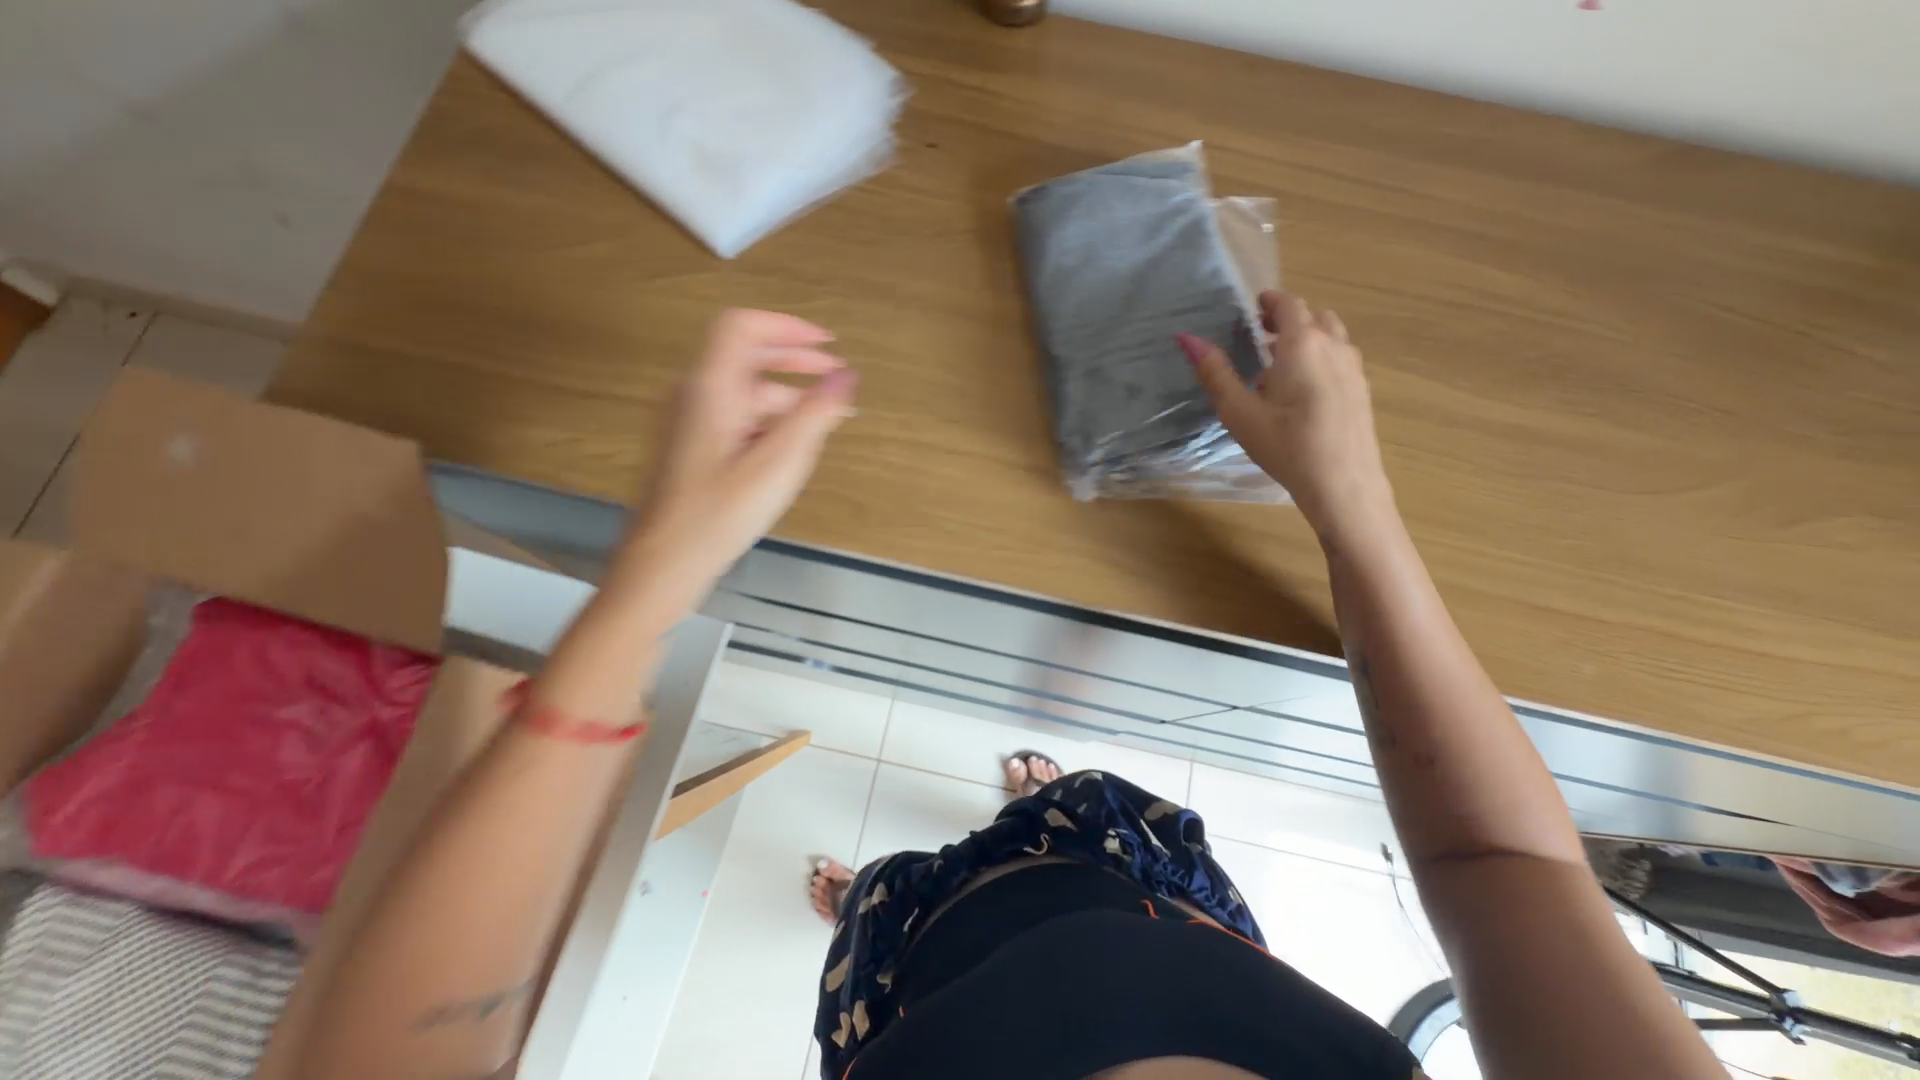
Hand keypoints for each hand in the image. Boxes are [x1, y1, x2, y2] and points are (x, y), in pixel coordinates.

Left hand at [620, 309, 857, 596]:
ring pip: (739, 388)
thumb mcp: (777, 463)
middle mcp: (692, 393)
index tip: (826, 344)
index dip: (786, 326)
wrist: (662, 562)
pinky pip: (730, 413)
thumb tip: (846, 376)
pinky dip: (764, 417)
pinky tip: (786, 447)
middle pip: (743, 354)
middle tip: (834, 374)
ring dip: (783, 393)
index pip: (742, 326)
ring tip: (821, 420)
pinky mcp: (686, 445)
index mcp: (710, 387)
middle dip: (793, 358)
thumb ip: (814, 415)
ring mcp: (685, 420)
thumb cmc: (719, 513)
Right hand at [1179, 290, 1391, 535]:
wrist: (1343, 484)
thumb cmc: (1286, 447)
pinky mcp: (1362, 389)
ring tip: (1281, 360)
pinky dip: (1321, 356)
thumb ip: (1215, 372)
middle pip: (1313, 315)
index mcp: (1302, 344)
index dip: (1270, 301)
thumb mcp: (1239, 413)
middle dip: (1287, 318)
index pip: (1289, 304)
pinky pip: (1340, 357)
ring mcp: (1353, 367)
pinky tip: (1303, 388)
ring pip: (1331, 335)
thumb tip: (1186, 338)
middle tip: (1261, 333)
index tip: (1254, 307)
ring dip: (1307, 336)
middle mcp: (1333, 346)